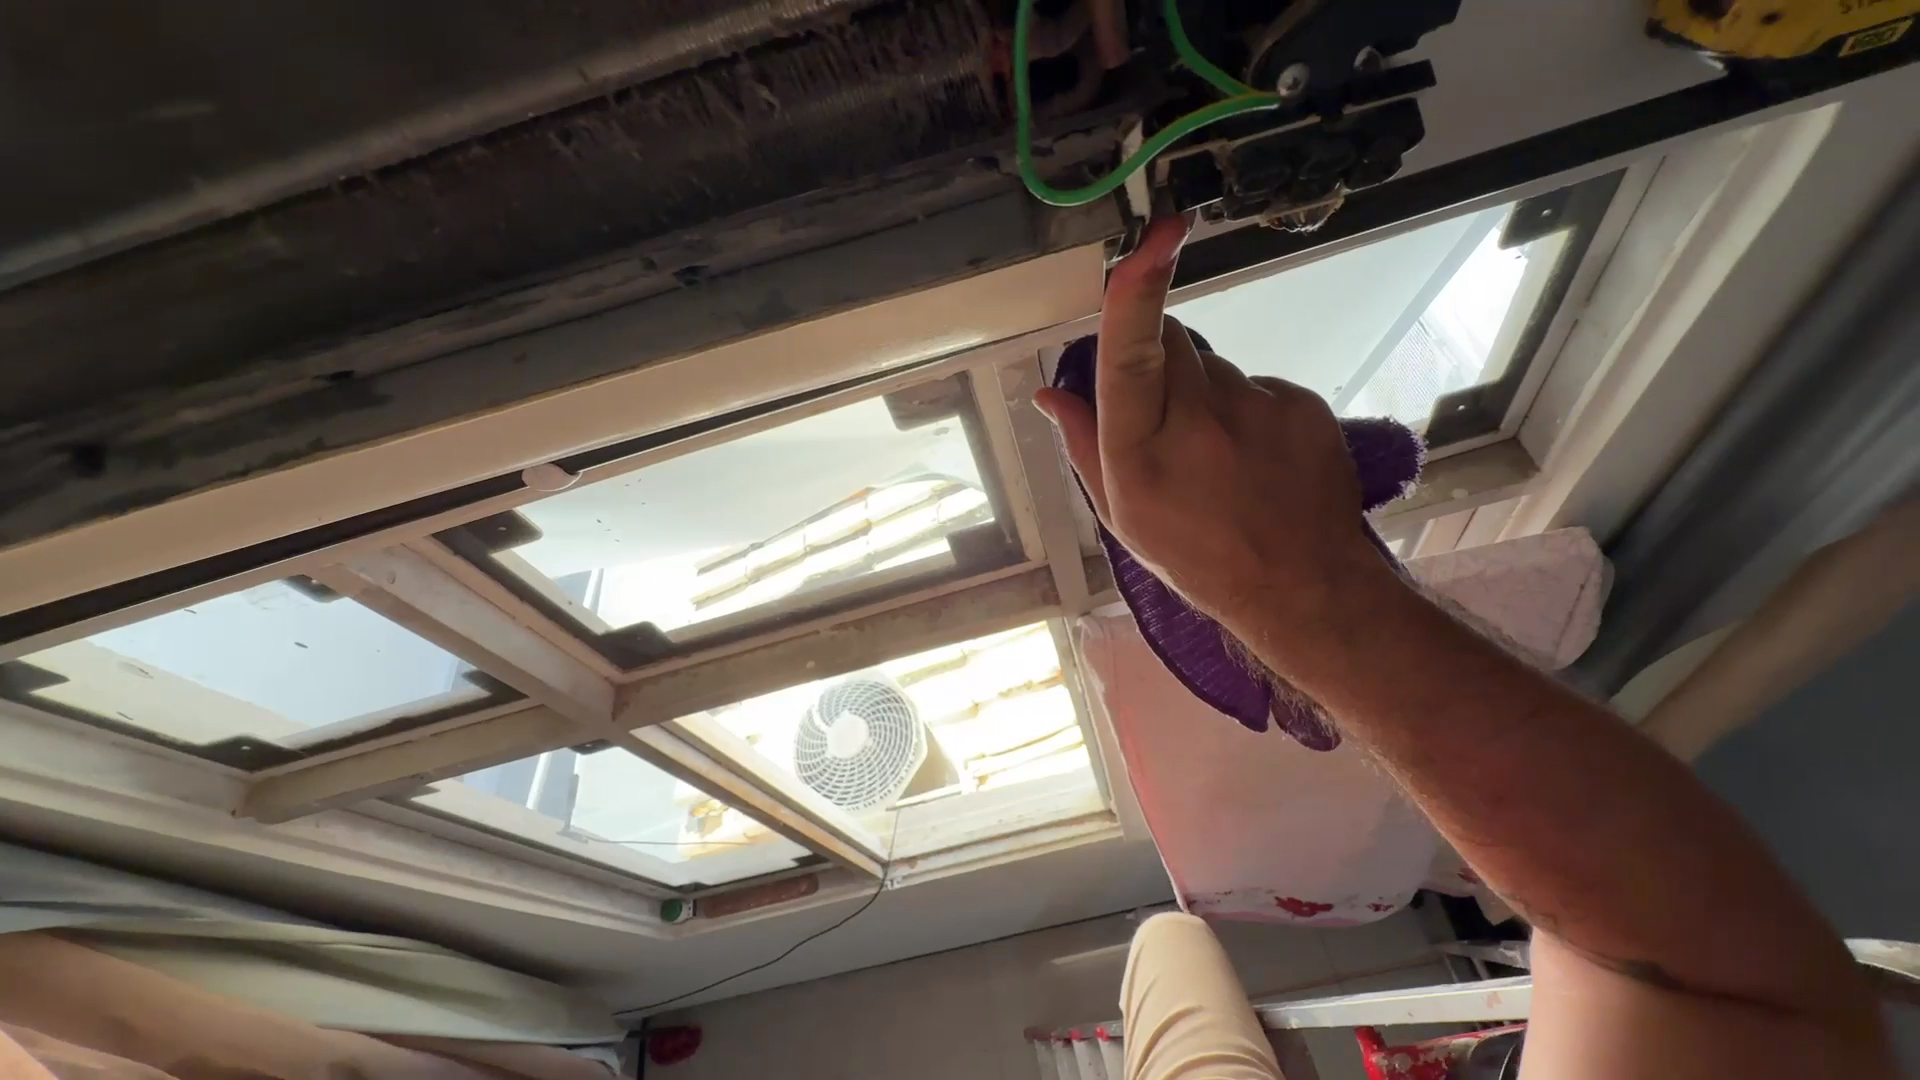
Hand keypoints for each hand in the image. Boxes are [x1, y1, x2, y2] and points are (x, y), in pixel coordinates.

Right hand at [1033, 217, 1390, 630]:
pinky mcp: (1300, 403)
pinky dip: (1246, 408)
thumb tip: (1049, 393)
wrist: (1302, 583)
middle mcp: (1199, 422)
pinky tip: (1254, 455)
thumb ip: (1083, 447)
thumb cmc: (1197, 557)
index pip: (1130, 360)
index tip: (1154, 241)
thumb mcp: (1123, 517)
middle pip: (1171, 341)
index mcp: (1142, 455)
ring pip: (1213, 364)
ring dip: (1204, 391)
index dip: (1136, 296)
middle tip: (1168, 418)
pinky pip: (1256, 383)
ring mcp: (1257, 408)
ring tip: (1218, 452)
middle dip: (1160, 360)